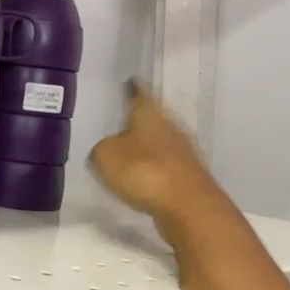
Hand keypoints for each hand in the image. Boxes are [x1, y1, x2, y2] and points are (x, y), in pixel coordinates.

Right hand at [88, 81, 228, 224]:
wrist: (188, 207)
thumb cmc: (144, 171)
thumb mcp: (105, 156)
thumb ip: (102, 148)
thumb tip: (109, 149)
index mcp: (150, 114)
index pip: (140, 94)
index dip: (132, 88)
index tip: (128, 83)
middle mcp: (170, 127)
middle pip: (152, 118)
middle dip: (138, 120)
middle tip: (119, 121)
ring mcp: (183, 152)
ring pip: (159, 142)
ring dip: (146, 146)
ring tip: (127, 152)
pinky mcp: (187, 175)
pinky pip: (164, 165)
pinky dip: (153, 168)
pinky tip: (140, 177)